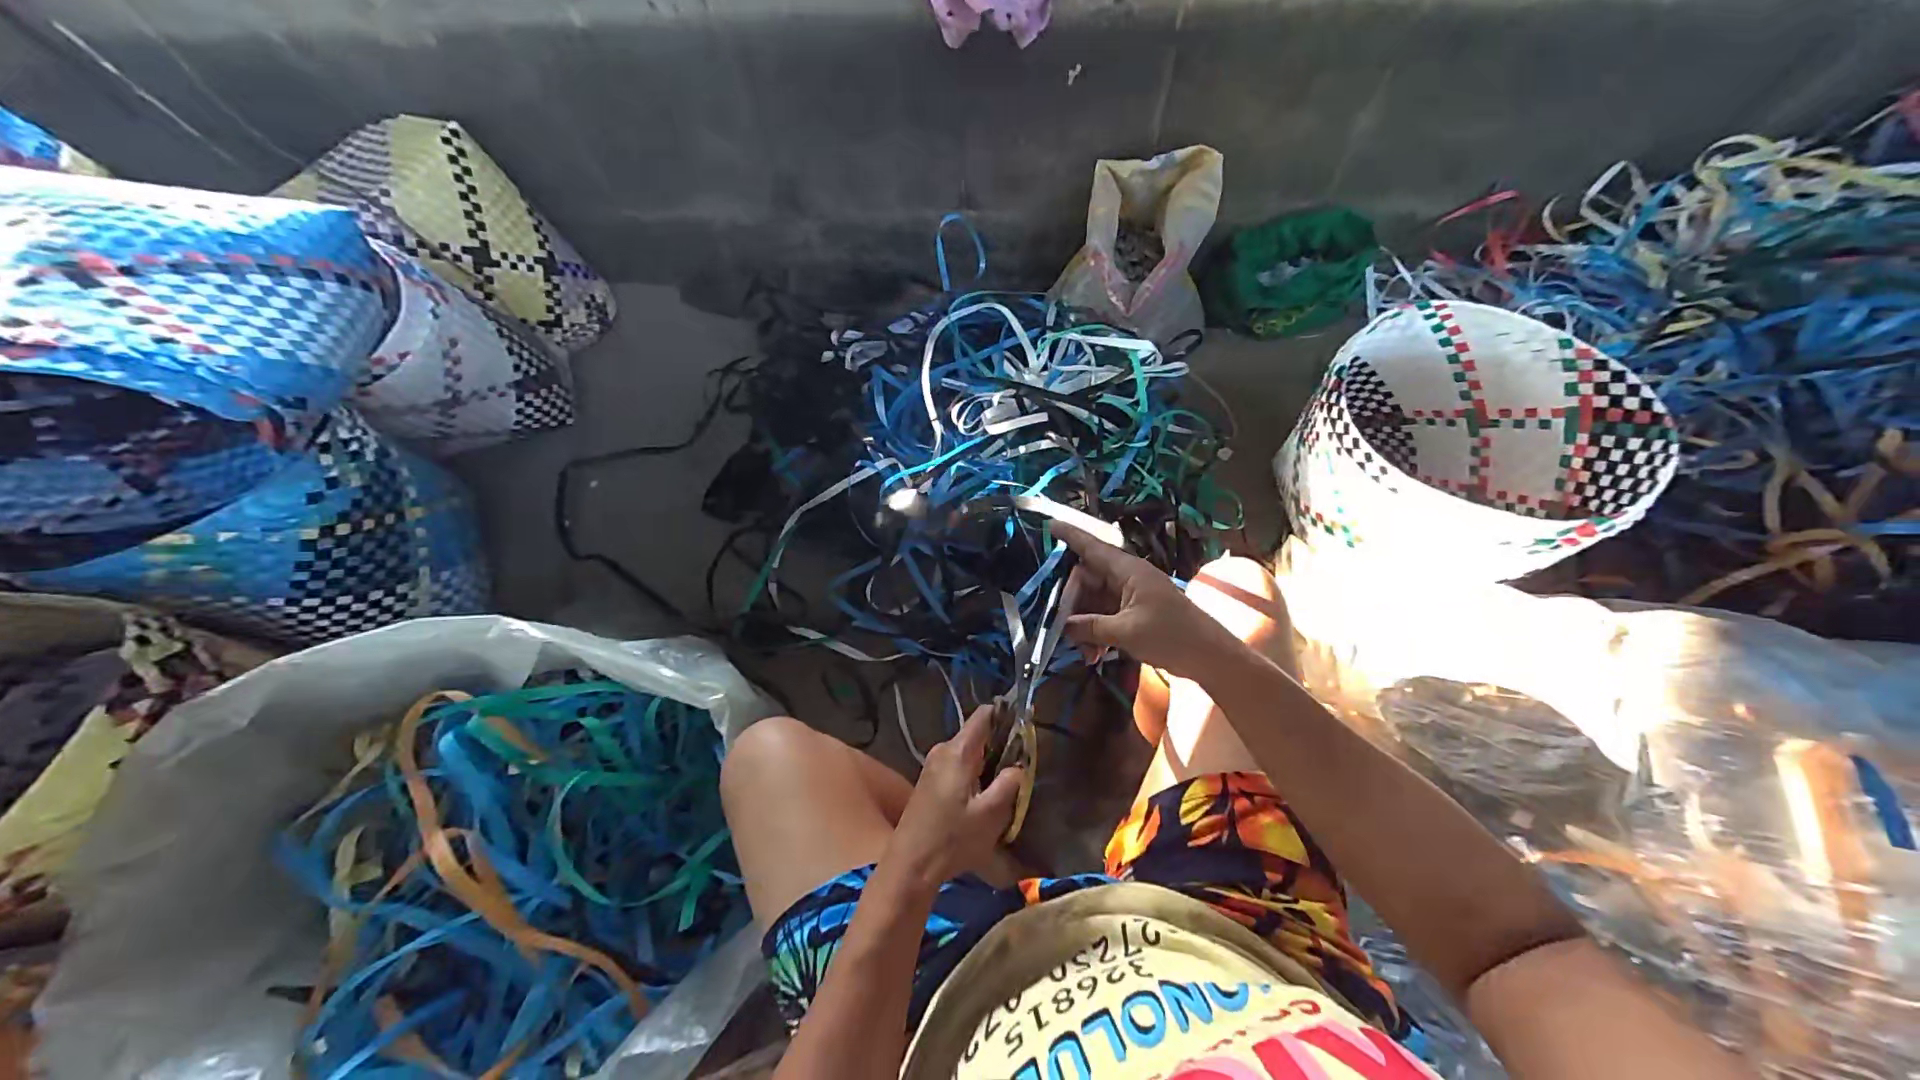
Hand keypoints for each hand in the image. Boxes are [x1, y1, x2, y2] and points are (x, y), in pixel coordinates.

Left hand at [884, 704, 1023, 888]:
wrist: (911, 865)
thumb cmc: (953, 839)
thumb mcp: (991, 814)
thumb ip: (1010, 784)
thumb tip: (1020, 765)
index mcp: (958, 751)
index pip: (985, 715)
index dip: (1007, 714)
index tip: (1029, 724)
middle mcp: (943, 750)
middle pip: (978, 735)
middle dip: (1003, 744)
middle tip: (1027, 761)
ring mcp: (934, 765)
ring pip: (970, 752)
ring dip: (990, 762)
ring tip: (1012, 779)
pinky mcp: (930, 782)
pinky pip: (960, 766)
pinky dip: (977, 773)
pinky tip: (988, 794)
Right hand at [1053, 522, 1243, 678]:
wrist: (1210, 658)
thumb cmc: (1172, 637)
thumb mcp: (1126, 632)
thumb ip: (1091, 627)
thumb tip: (1063, 625)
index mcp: (1128, 571)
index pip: (1092, 547)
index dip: (1071, 536)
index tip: (1050, 524)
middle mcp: (1128, 578)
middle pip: (1087, 580)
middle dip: (1073, 605)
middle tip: (1063, 630)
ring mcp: (1131, 596)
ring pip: (1094, 602)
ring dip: (1084, 625)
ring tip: (1084, 653)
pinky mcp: (1135, 613)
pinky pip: (1105, 616)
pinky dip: (1096, 633)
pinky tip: (1094, 655)